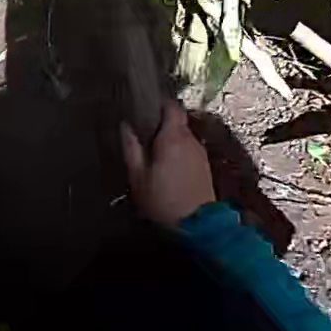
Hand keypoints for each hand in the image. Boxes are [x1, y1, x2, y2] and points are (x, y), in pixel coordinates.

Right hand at [120, 100, 216, 227]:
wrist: (197, 226)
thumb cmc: (161, 199)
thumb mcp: (138, 175)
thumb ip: (131, 147)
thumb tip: (125, 126)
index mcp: (173, 138)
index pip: (171, 107)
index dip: (158, 105)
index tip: (143, 109)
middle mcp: (191, 140)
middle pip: (177, 121)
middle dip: (160, 124)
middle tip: (141, 134)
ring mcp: (200, 153)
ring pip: (183, 136)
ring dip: (168, 139)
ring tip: (151, 152)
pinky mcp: (204, 166)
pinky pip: (188, 149)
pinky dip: (177, 150)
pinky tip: (165, 165)